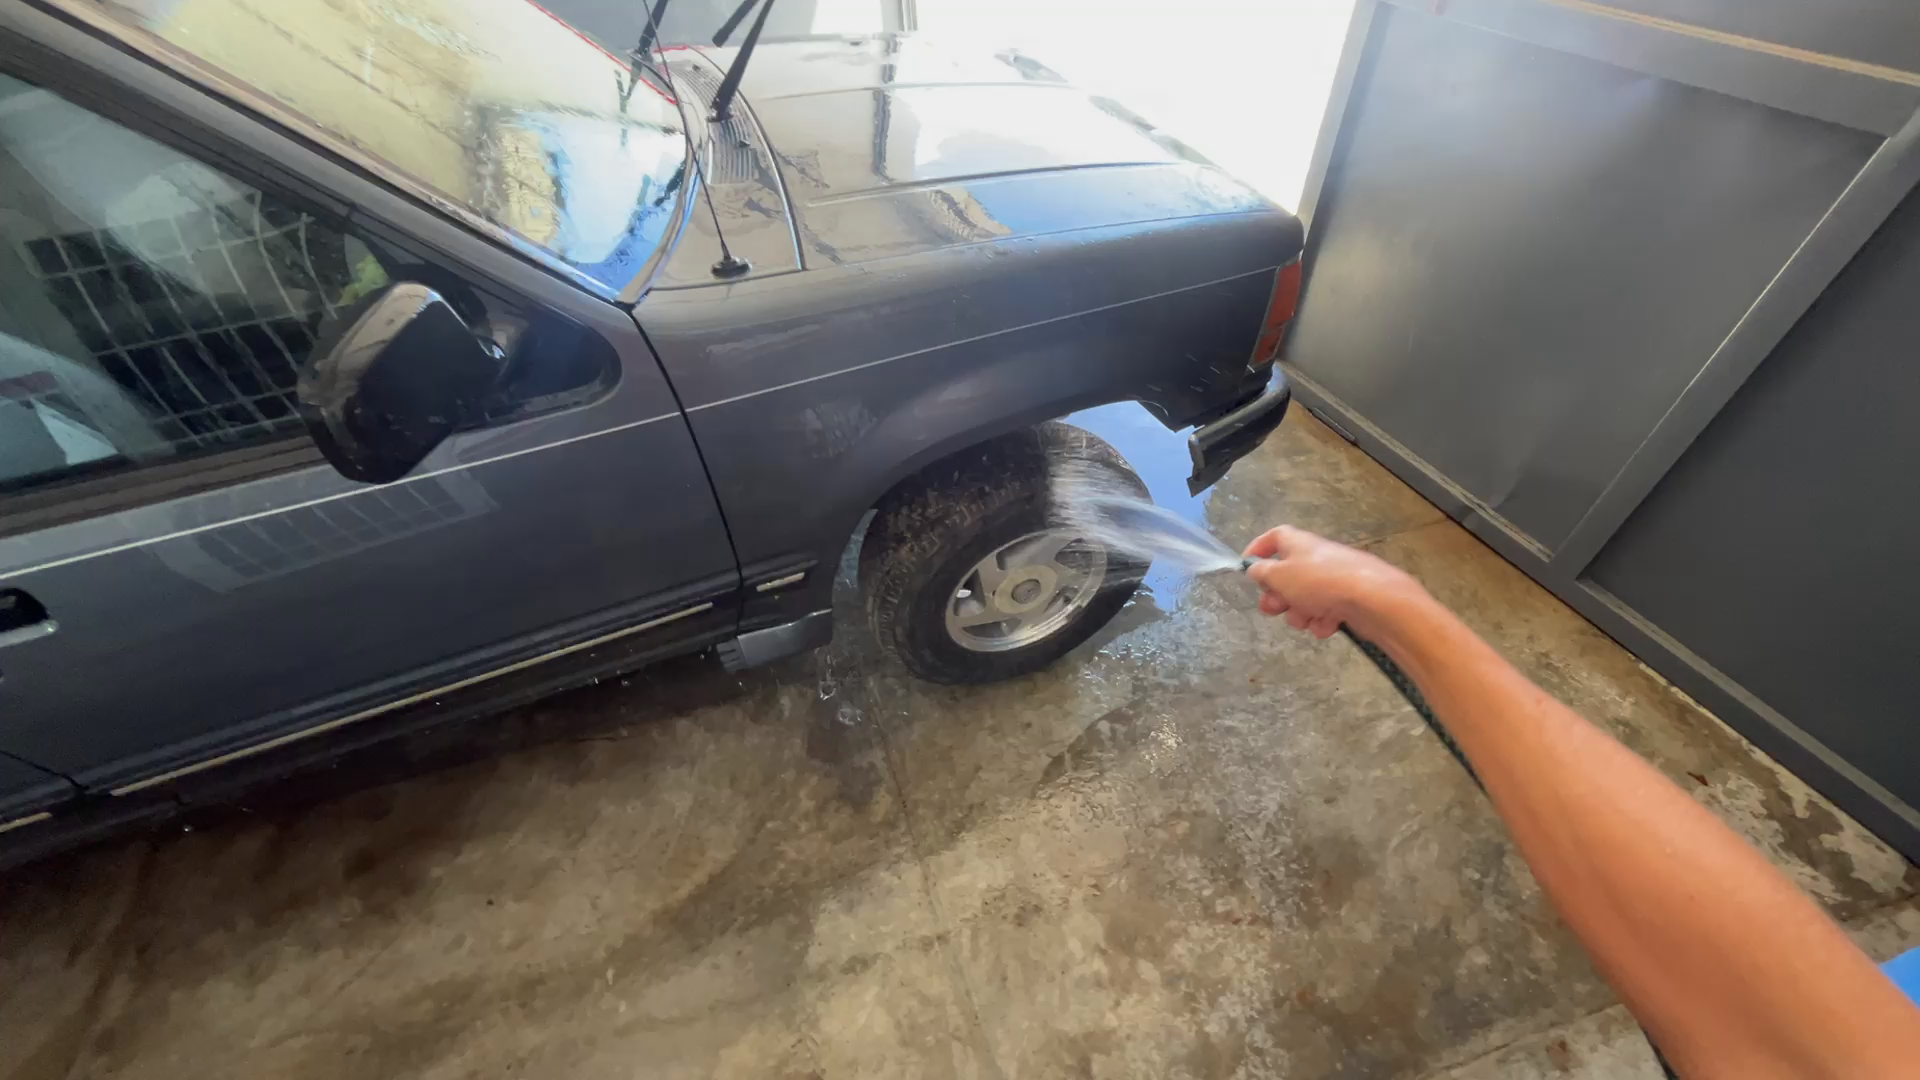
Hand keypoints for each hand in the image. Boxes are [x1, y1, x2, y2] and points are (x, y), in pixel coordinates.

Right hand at [1242, 526, 1419, 639]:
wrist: (1374, 600)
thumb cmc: (1320, 582)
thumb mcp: (1280, 575)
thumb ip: (1262, 572)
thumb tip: (1254, 568)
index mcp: (1298, 544)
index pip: (1274, 537)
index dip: (1258, 549)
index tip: (1246, 567)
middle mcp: (1315, 558)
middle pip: (1285, 575)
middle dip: (1276, 596)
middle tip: (1273, 608)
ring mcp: (1333, 579)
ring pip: (1303, 598)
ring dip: (1299, 612)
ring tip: (1306, 618)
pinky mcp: (1348, 600)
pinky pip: (1324, 611)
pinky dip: (1322, 620)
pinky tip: (1327, 624)